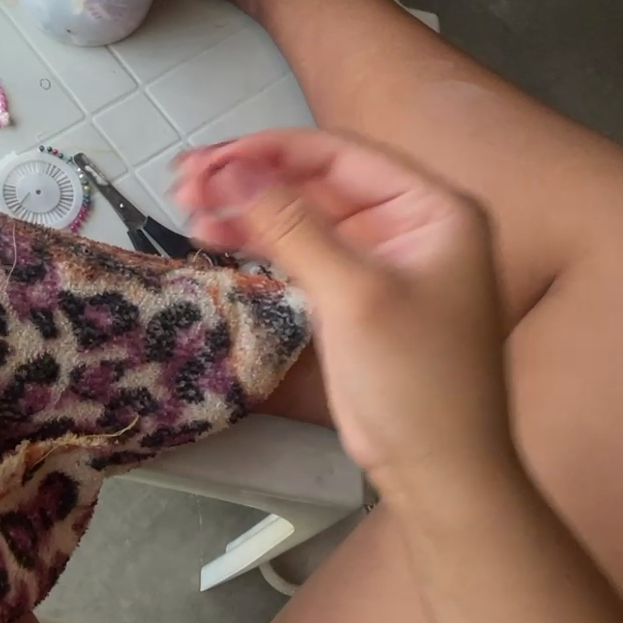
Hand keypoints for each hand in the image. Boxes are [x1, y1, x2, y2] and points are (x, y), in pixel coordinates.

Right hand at [171, 129, 513, 498]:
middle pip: (314, 183)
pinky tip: (212, 236)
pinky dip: (257, 243)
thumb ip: (291, 227)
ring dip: (244, 210)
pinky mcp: (350, 290)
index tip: (210, 159)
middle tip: (186, 181)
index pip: (340, 157)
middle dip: (249, 180)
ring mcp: (376, 258)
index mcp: (431, 209)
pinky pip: (298, 251)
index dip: (270, 151)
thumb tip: (230, 170)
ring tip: (185, 206)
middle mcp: (405, 223)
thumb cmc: (414, 380)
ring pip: (299, 216)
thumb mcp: (353, 295)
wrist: (436, 470)